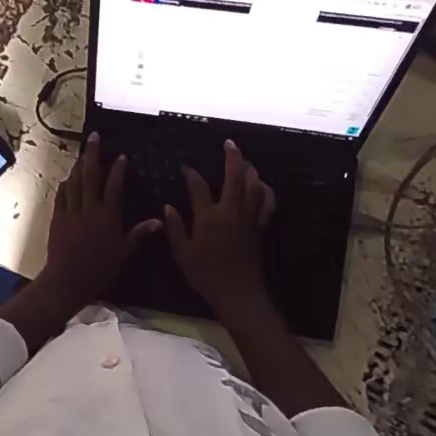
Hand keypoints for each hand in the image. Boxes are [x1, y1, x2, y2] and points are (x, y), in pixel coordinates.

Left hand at [38, 134, 161, 304]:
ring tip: (82, 153)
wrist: (68, 278)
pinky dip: (65, 185)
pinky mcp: (57, 218)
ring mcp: (70, 211)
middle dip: (92, 154)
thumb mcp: (124, 252)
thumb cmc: (100, 268)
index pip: (114, 185)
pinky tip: (67, 179)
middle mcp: (89, 208)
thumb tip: (159, 221)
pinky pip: (61, 196)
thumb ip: (139, 234)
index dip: (117, 169)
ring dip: (78, 166)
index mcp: (107, 215)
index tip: (121, 156)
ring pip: (74, 182)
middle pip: (90, 175)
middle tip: (94, 137)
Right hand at [166, 140, 275, 310]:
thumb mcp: (183, 254)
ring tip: (244, 160)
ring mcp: (249, 218)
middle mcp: (231, 211)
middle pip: (235, 176)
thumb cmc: (206, 275)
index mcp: (209, 217)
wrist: (238, 292)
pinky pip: (267, 202)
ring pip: (254, 185)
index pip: (198, 187)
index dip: (191, 174)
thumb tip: (168, 208)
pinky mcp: (260, 226)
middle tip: (229, 143)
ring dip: (250, 169)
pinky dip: (265, 190)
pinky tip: (262, 185)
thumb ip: (175, 229)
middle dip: (232, 157)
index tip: (185, 168)